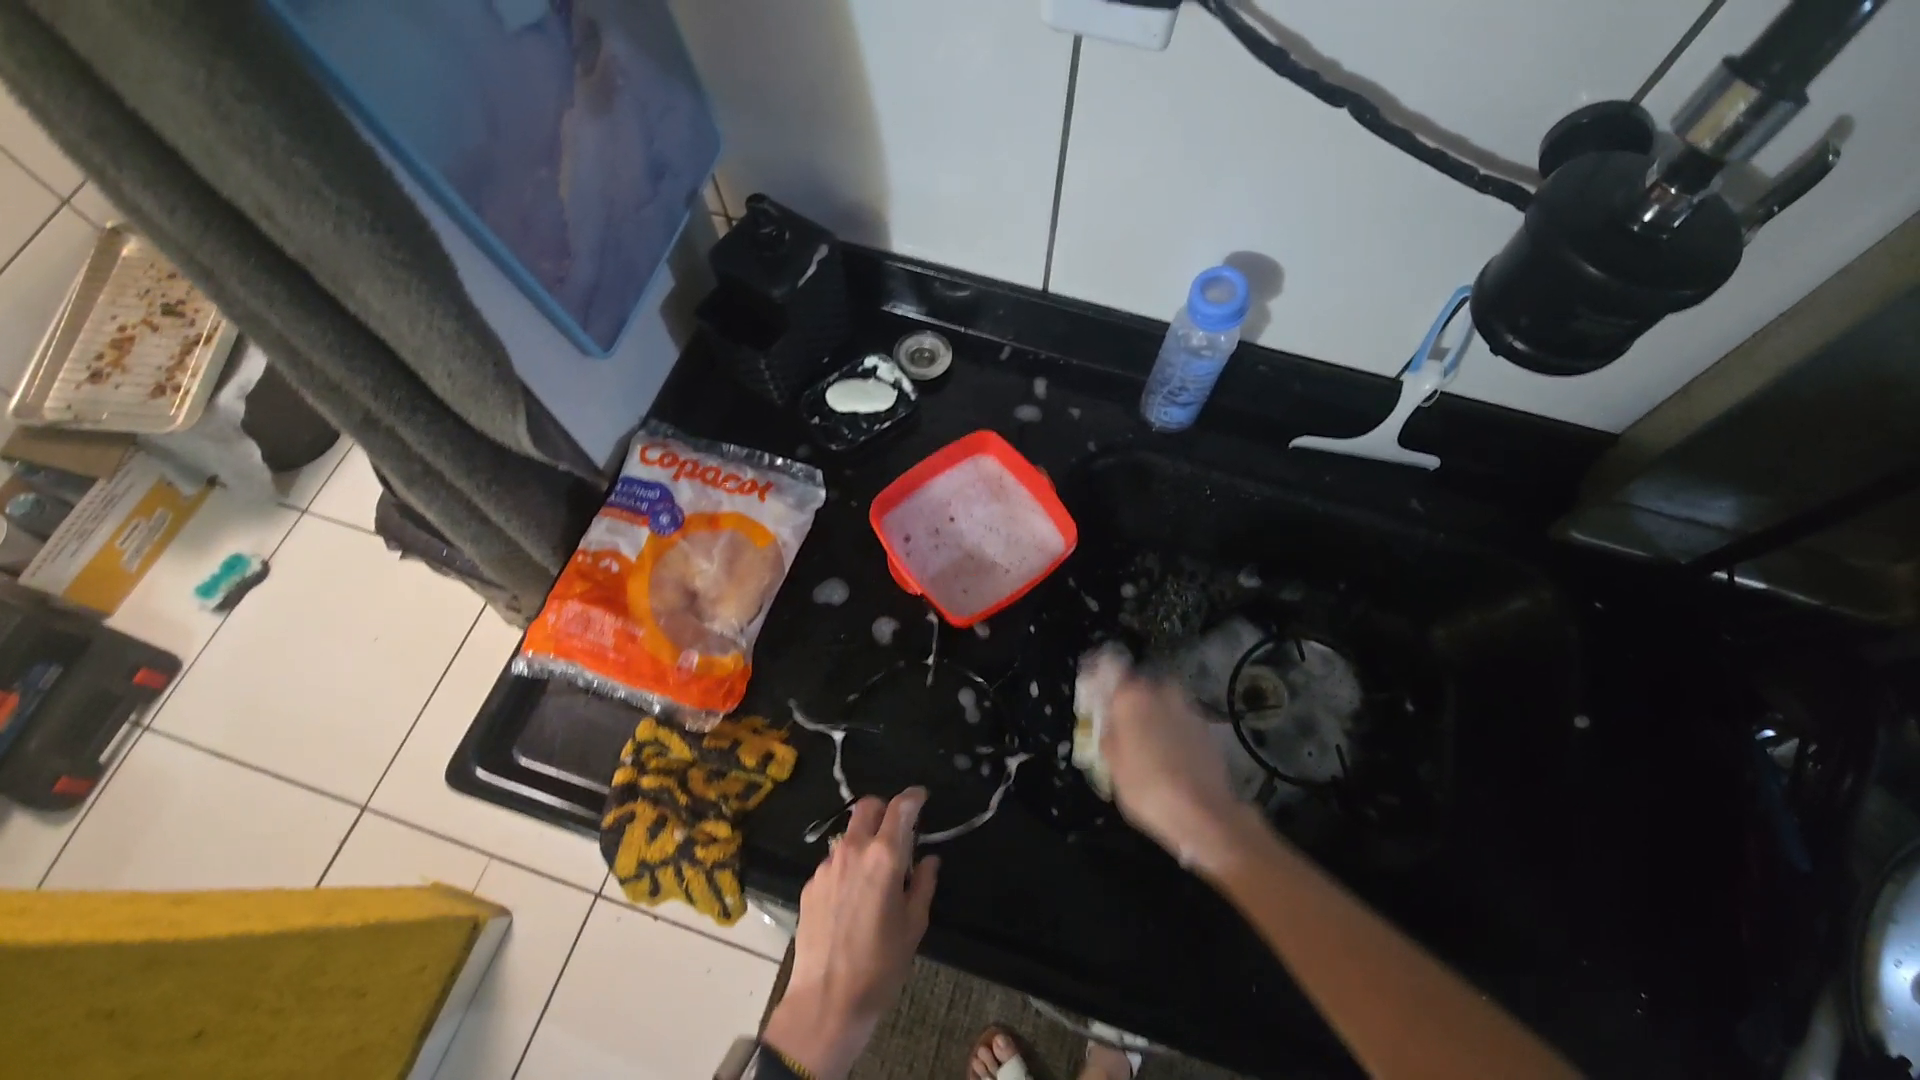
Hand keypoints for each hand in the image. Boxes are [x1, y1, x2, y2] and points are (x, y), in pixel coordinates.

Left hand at [762, 788, 938, 1079]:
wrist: (826, 1001)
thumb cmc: (880, 966)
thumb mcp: (914, 925)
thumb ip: (922, 884)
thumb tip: (928, 860)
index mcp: (885, 857)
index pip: (900, 808)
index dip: (914, 797)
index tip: (922, 797)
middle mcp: (852, 851)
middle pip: (867, 807)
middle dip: (884, 810)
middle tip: (898, 831)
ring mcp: (826, 866)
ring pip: (847, 835)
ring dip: (865, 840)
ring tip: (876, 873)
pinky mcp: (810, 885)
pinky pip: (833, 862)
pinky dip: (847, 866)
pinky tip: (854, 897)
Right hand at [1101, 671, 1256, 875]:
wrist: (1203, 812)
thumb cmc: (1147, 789)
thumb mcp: (1113, 767)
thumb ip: (1109, 736)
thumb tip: (1108, 724)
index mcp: (1131, 697)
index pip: (1109, 670)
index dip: (1099, 677)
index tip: (1093, 688)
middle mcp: (1161, 692)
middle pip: (1140, 686)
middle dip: (1131, 699)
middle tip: (1122, 720)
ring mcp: (1188, 708)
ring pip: (1163, 702)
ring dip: (1154, 713)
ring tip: (1148, 739)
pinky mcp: (1207, 727)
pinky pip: (1181, 719)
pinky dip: (1173, 728)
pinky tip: (1171, 752)